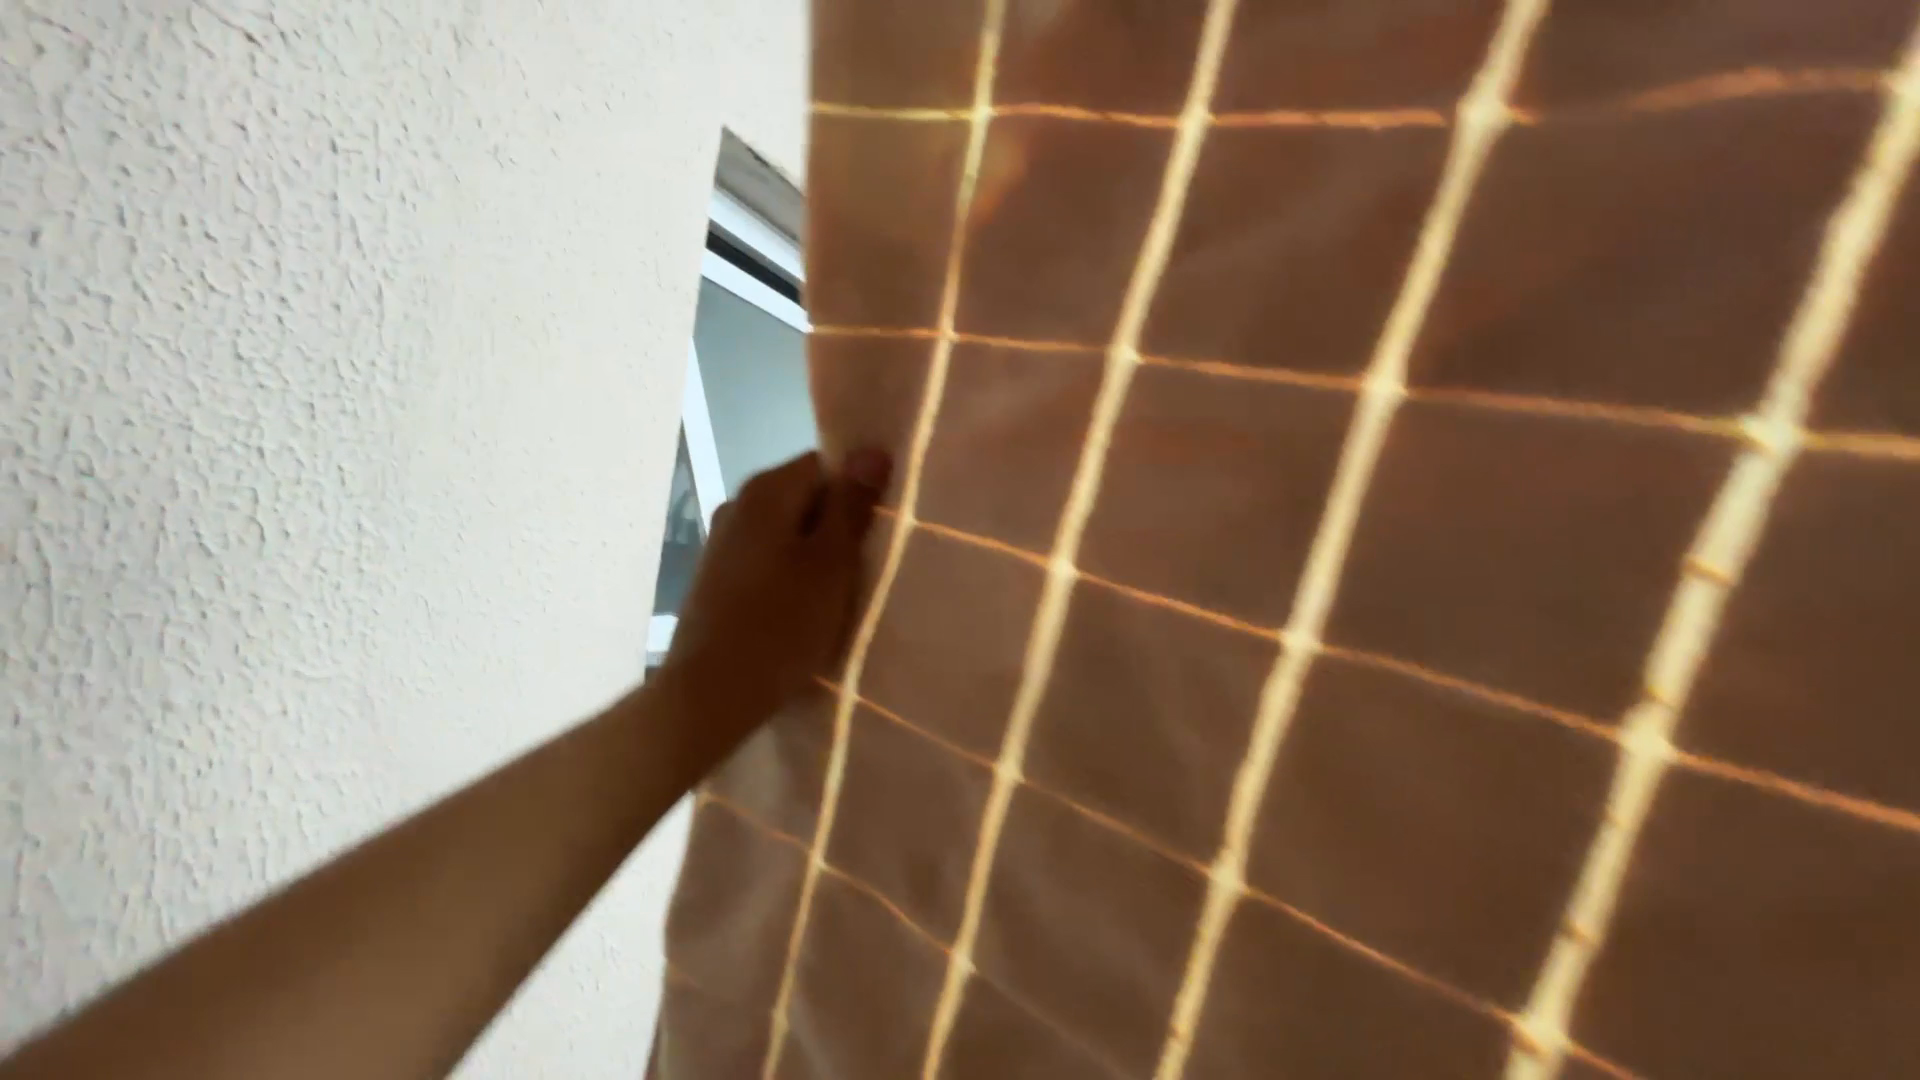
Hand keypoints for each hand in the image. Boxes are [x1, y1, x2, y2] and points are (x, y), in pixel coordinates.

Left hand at [661, 449, 890, 742]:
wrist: (711, 694)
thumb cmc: (781, 624)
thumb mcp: (831, 564)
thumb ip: (851, 505)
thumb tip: (871, 451)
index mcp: (766, 491)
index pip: (825, 464)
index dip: (858, 491)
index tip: (880, 529)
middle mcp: (738, 505)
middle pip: (805, 497)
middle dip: (838, 526)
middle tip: (868, 565)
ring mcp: (722, 543)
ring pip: (787, 533)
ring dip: (816, 555)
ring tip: (840, 593)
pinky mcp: (716, 580)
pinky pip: (768, 561)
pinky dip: (791, 576)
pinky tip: (804, 610)